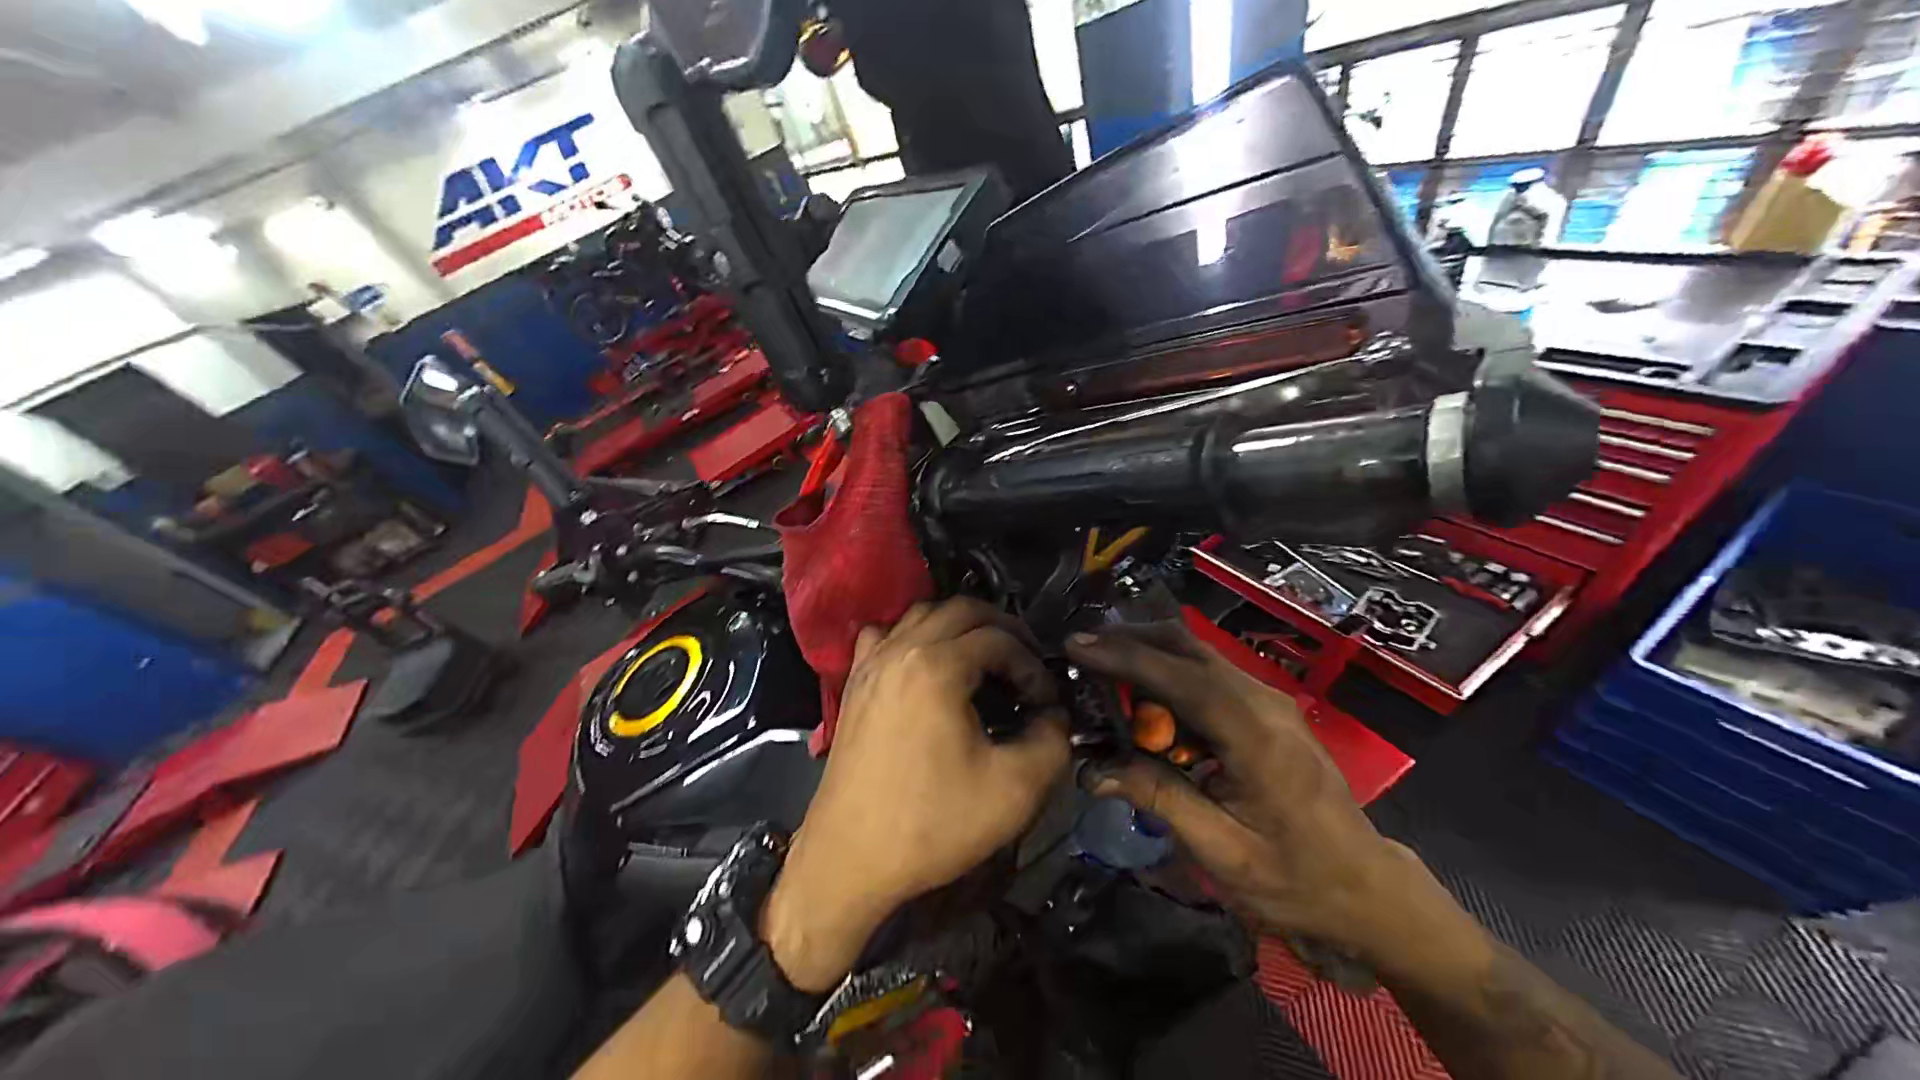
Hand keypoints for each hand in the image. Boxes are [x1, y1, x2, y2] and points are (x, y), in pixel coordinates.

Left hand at [762, 598, 1070, 991]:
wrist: (850, 860)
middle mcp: (899, 650)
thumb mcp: (1015, 790)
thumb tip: (1053, 715)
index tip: (1044, 703)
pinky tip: (926, 665)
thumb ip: (1052, 740)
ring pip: (921, 613)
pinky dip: (912, 635)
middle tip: (1026, 664)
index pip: (999, 639)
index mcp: (936, 667)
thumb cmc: (931, 824)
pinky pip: (883, 635)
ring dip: (959, 625)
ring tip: (984, 659)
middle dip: (1002, 628)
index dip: (1032, 665)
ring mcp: (870, 664)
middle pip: (961, 609)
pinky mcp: (853, 685)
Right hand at [1065, 621, 1426, 959]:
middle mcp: (1264, 702)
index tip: (1076, 647)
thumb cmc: (1296, 878)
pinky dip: (1167, 674)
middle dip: (1130, 640)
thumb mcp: (1223, 851)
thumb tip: (1093, 769)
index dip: (1125, 657)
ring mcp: (1269, 701)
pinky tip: (1143, 700)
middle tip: (1080, 651)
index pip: (1181, 678)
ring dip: (1147, 654)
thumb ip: (1159, 799)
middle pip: (1189, 647)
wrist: (1366, 887)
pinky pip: (1208, 675)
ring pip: (1197, 654)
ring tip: (1100, 671)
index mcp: (1256, 736)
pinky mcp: (1267, 709)